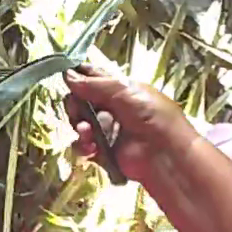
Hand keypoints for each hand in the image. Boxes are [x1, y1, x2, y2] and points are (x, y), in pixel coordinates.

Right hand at [64, 63, 198, 183]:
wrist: (168, 157)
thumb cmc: (152, 117)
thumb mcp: (125, 92)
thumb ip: (93, 84)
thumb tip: (66, 74)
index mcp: (121, 90)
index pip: (94, 78)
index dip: (79, 76)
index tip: (64, 76)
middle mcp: (113, 108)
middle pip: (81, 101)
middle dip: (75, 105)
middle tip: (78, 110)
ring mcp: (108, 130)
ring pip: (80, 122)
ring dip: (79, 126)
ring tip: (86, 132)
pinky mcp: (104, 151)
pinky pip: (84, 145)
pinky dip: (83, 145)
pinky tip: (90, 147)